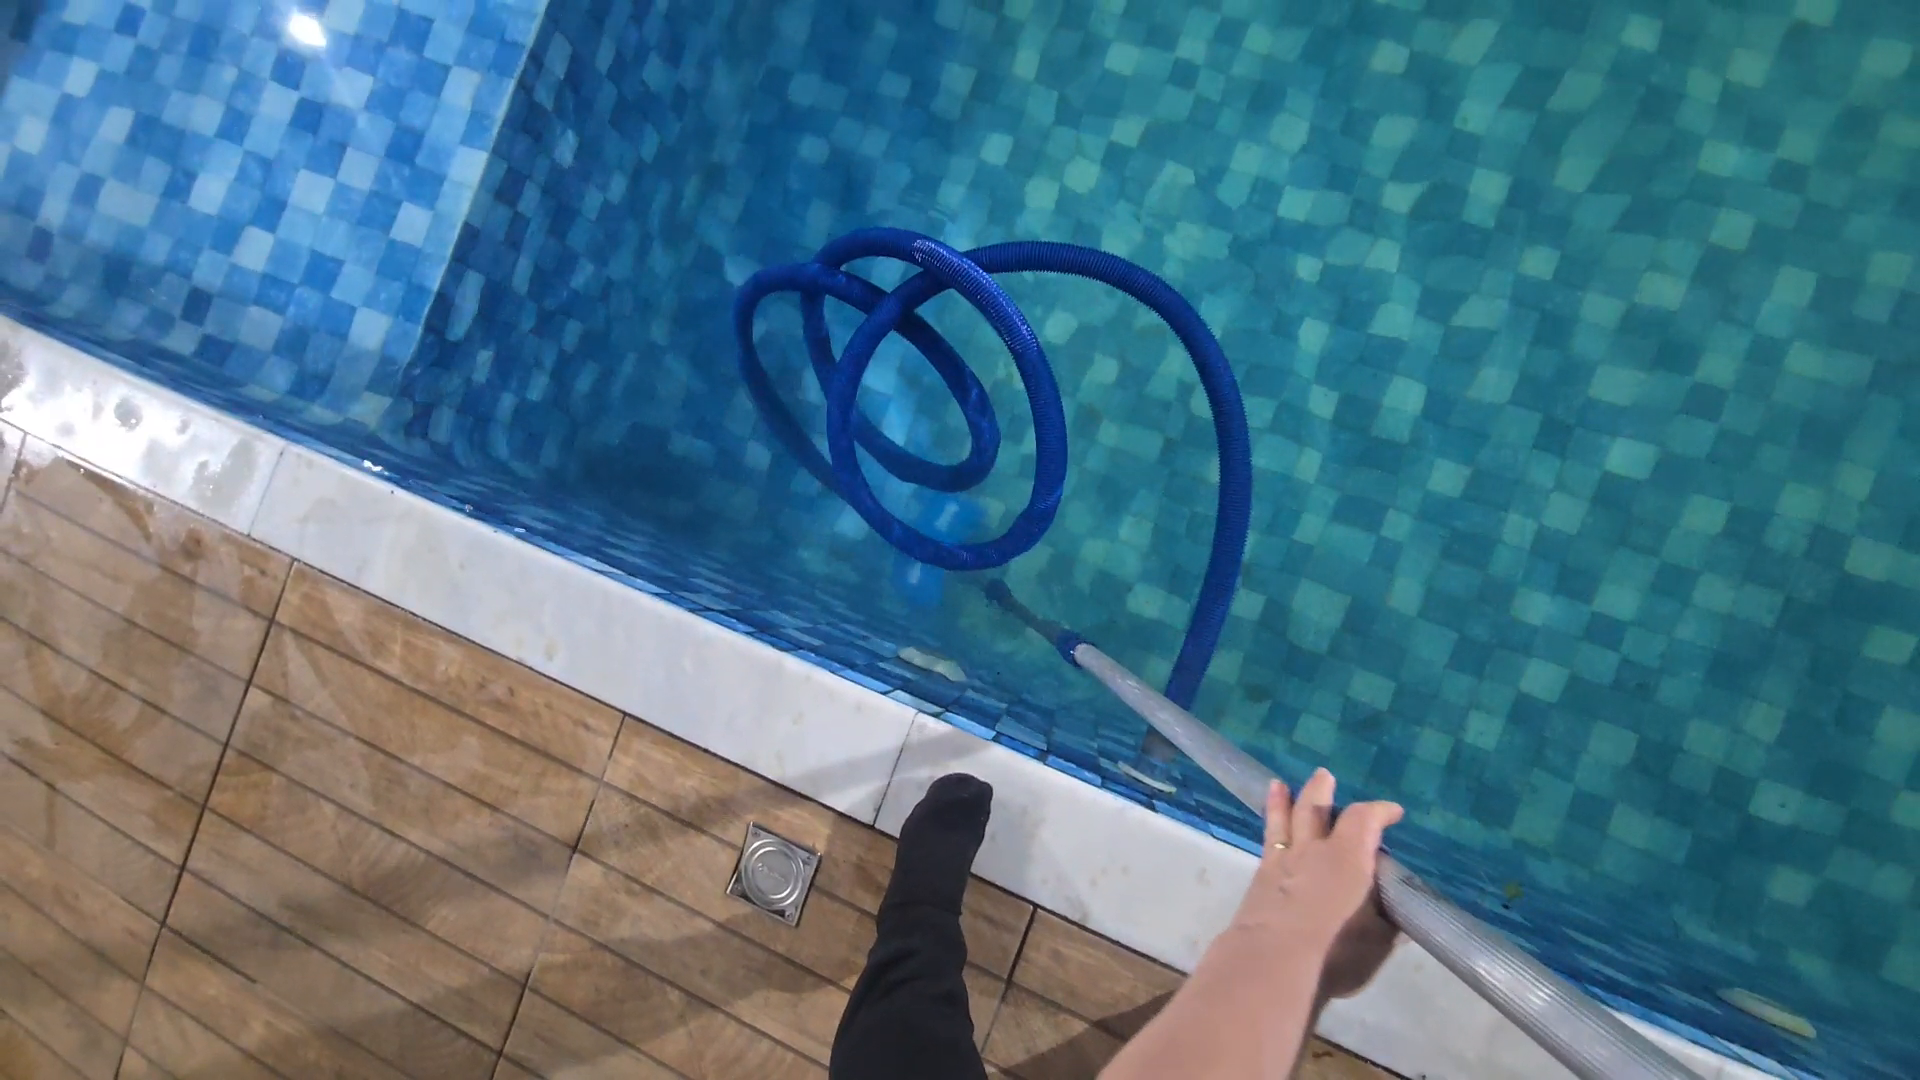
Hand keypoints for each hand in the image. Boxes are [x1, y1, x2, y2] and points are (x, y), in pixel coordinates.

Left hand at [1232, 768, 1402, 999]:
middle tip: (1325, 775)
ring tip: (1280, 784)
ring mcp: (1283, 858)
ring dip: (1286, 799)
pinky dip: (1270, 821)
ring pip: (1285, 817)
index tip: (1393, 811)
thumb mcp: (1375, 941)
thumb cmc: (1334, 949)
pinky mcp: (1261, 872)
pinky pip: (1268, 837)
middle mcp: (1314, 849)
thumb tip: (1393, 917)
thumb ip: (1384, 923)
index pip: (1365, 820)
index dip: (1380, 811)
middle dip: (1322, 791)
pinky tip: (1269, 821)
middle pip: (1316, 808)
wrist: (1273, 955)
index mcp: (1349, 859)